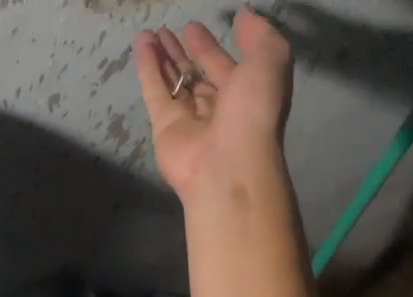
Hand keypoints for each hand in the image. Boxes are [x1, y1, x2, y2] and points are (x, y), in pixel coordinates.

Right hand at [134, 7, 293, 201]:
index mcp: (244, 95)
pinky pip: (155, 92)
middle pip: (195, 76)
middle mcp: (216, 108)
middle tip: (168, 32)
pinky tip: (141, 44)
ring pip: (173, 83)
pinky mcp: (164, 128)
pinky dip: (148, 69)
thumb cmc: (254, 111)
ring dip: (162, 59)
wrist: (228, 165)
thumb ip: (259, 34)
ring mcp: (188, 120)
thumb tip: (242, 15)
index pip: (223, 67)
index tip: (193, 27)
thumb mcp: (272, 59)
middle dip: (183, 54)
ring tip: (149, 35)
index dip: (209, 47)